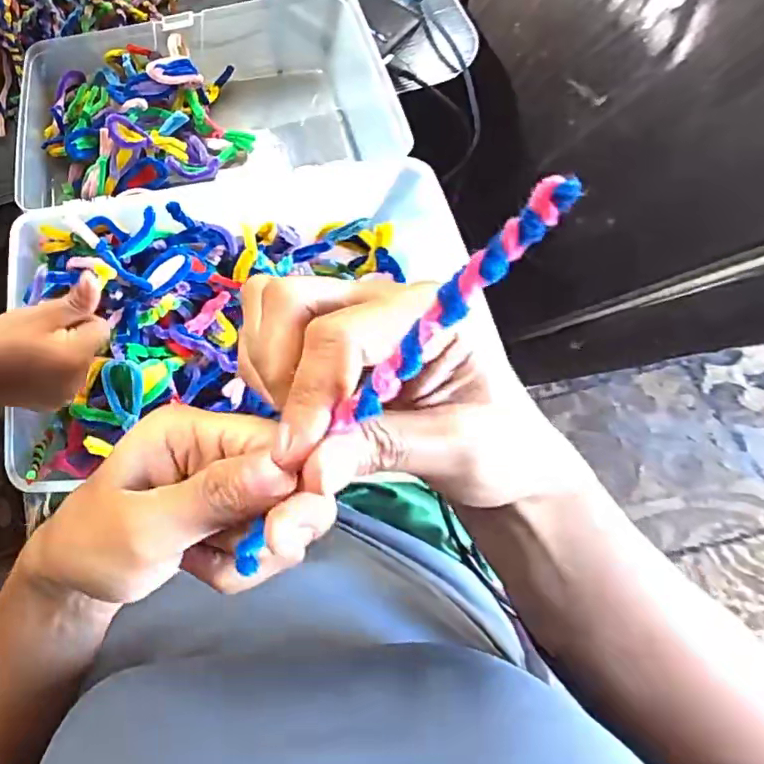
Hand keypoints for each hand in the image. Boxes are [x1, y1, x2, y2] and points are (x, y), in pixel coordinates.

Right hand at [0, 272, 111, 409]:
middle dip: (69, 334)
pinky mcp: (49, 403)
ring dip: (60, 351)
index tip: (50, 318)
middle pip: (88, 345)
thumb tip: (96, 281)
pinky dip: (50, 369)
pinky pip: (61, 377)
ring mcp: (64, 395)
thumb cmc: (3, 339)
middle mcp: (78, 380)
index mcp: (80, 356)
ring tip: (28, 348)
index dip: (78, 316)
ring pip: (74, 360)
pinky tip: (25, 366)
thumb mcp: (41, 314)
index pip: (99, 326)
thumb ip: (75, 301)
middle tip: (36, 332)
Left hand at [18, 404, 339, 604]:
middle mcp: (211, 447)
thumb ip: (214, 497)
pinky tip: (196, 565)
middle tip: (250, 555)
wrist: (73, 581)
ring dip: (249, 553)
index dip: (300, 480)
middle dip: (275, 526)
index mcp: (188, 429)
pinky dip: (238, 566)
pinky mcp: (225, 513)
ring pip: (281, 518)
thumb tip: (282, 469)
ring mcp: (221, 480)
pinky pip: (261, 543)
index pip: (272, 439)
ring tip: (196, 560)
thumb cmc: (94, 545)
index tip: (285, 533)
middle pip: (289, 478)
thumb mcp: (148, 524)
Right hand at [237, 275, 596, 507]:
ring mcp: (341, 306)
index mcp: (425, 309)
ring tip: (302, 420)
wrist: (502, 453)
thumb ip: (381, 450)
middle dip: (278, 367)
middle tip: (301, 429)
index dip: (311, 393)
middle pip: (287, 299)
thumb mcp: (457, 452)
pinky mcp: (316, 327)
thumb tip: (310, 467)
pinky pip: (261, 332)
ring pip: (265, 307)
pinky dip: (263, 373)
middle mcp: (375, 296)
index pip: (340, 334)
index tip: (297, 451)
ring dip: (266, 369)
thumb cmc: (499, 447)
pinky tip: (296, 410)